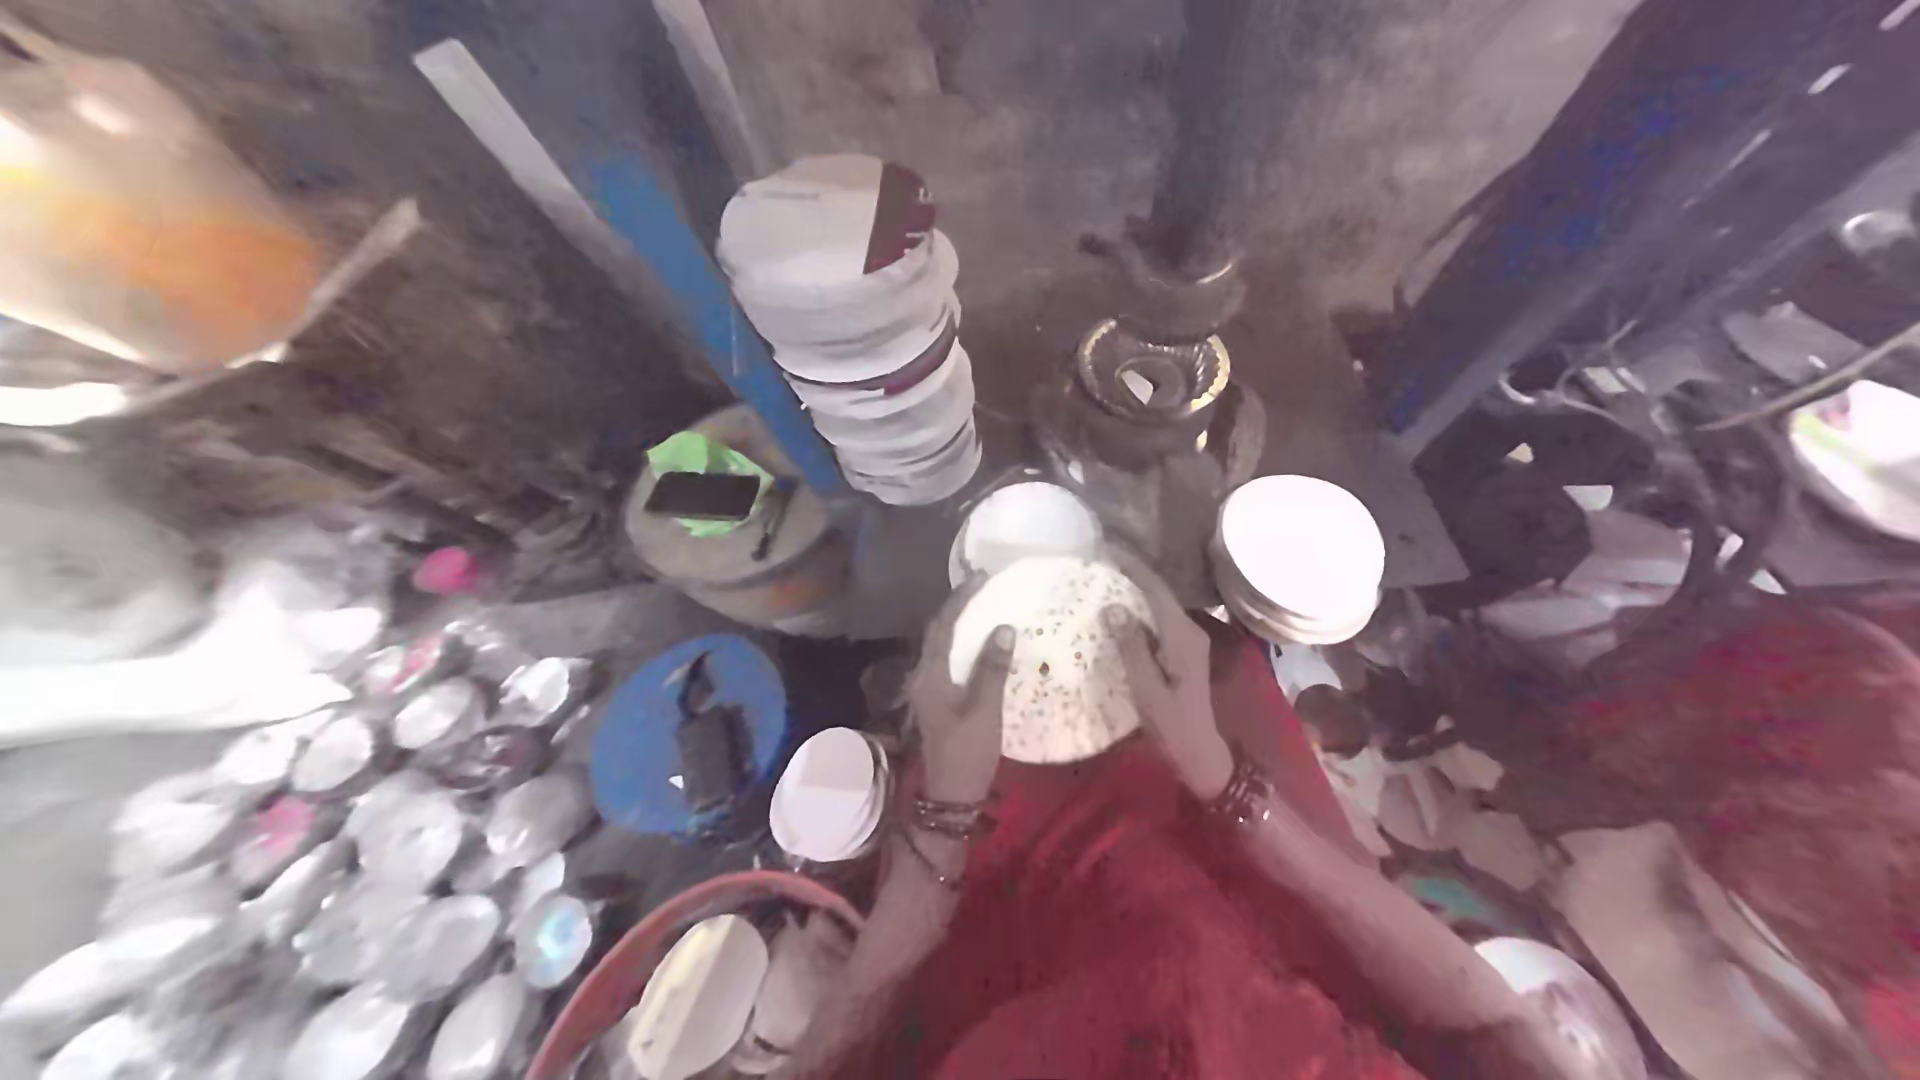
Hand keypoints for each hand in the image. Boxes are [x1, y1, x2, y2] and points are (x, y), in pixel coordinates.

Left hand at [908, 584, 1014, 802]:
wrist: (951, 794)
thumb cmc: (968, 751)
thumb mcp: (985, 710)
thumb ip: (992, 668)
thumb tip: (1003, 628)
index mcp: (930, 675)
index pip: (944, 626)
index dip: (961, 599)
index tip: (980, 577)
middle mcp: (923, 676)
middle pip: (938, 631)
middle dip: (957, 606)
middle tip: (981, 585)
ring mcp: (927, 688)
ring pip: (941, 645)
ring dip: (958, 623)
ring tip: (981, 605)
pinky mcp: (936, 698)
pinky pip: (946, 659)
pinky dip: (961, 643)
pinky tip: (978, 642)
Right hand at [1102, 547, 1233, 798]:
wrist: (1199, 752)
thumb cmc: (1171, 723)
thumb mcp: (1146, 687)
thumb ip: (1131, 646)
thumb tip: (1113, 607)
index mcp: (1182, 636)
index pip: (1157, 590)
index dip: (1134, 568)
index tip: (1108, 549)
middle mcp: (1189, 631)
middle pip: (1159, 593)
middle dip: (1132, 575)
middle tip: (1100, 564)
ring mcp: (1188, 641)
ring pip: (1159, 606)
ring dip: (1135, 590)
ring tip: (1105, 581)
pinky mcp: (1183, 651)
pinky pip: (1159, 620)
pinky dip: (1140, 609)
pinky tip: (1120, 612)